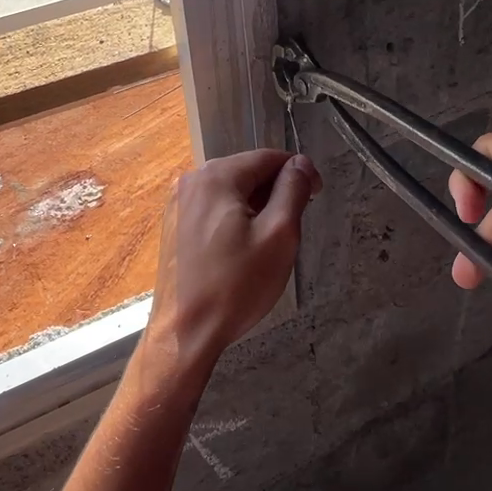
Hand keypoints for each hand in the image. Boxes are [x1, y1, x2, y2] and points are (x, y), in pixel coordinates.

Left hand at [148, 150, 321, 368]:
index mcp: (216, 177)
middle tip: (294, 227)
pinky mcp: (175, 227)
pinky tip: (242, 251)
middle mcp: (192, 182)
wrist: (185, 333)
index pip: (268, 157)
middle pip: (248, 172)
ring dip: (256, 208)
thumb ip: (293, 190)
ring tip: (269, 243)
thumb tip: (301, 163)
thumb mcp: (279, 234)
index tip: (316, 196)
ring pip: (232, 192)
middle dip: (276, 191)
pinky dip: (235, 220)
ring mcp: (178, 204)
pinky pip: (214, 210)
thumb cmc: (236, 285)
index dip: (299, 173)